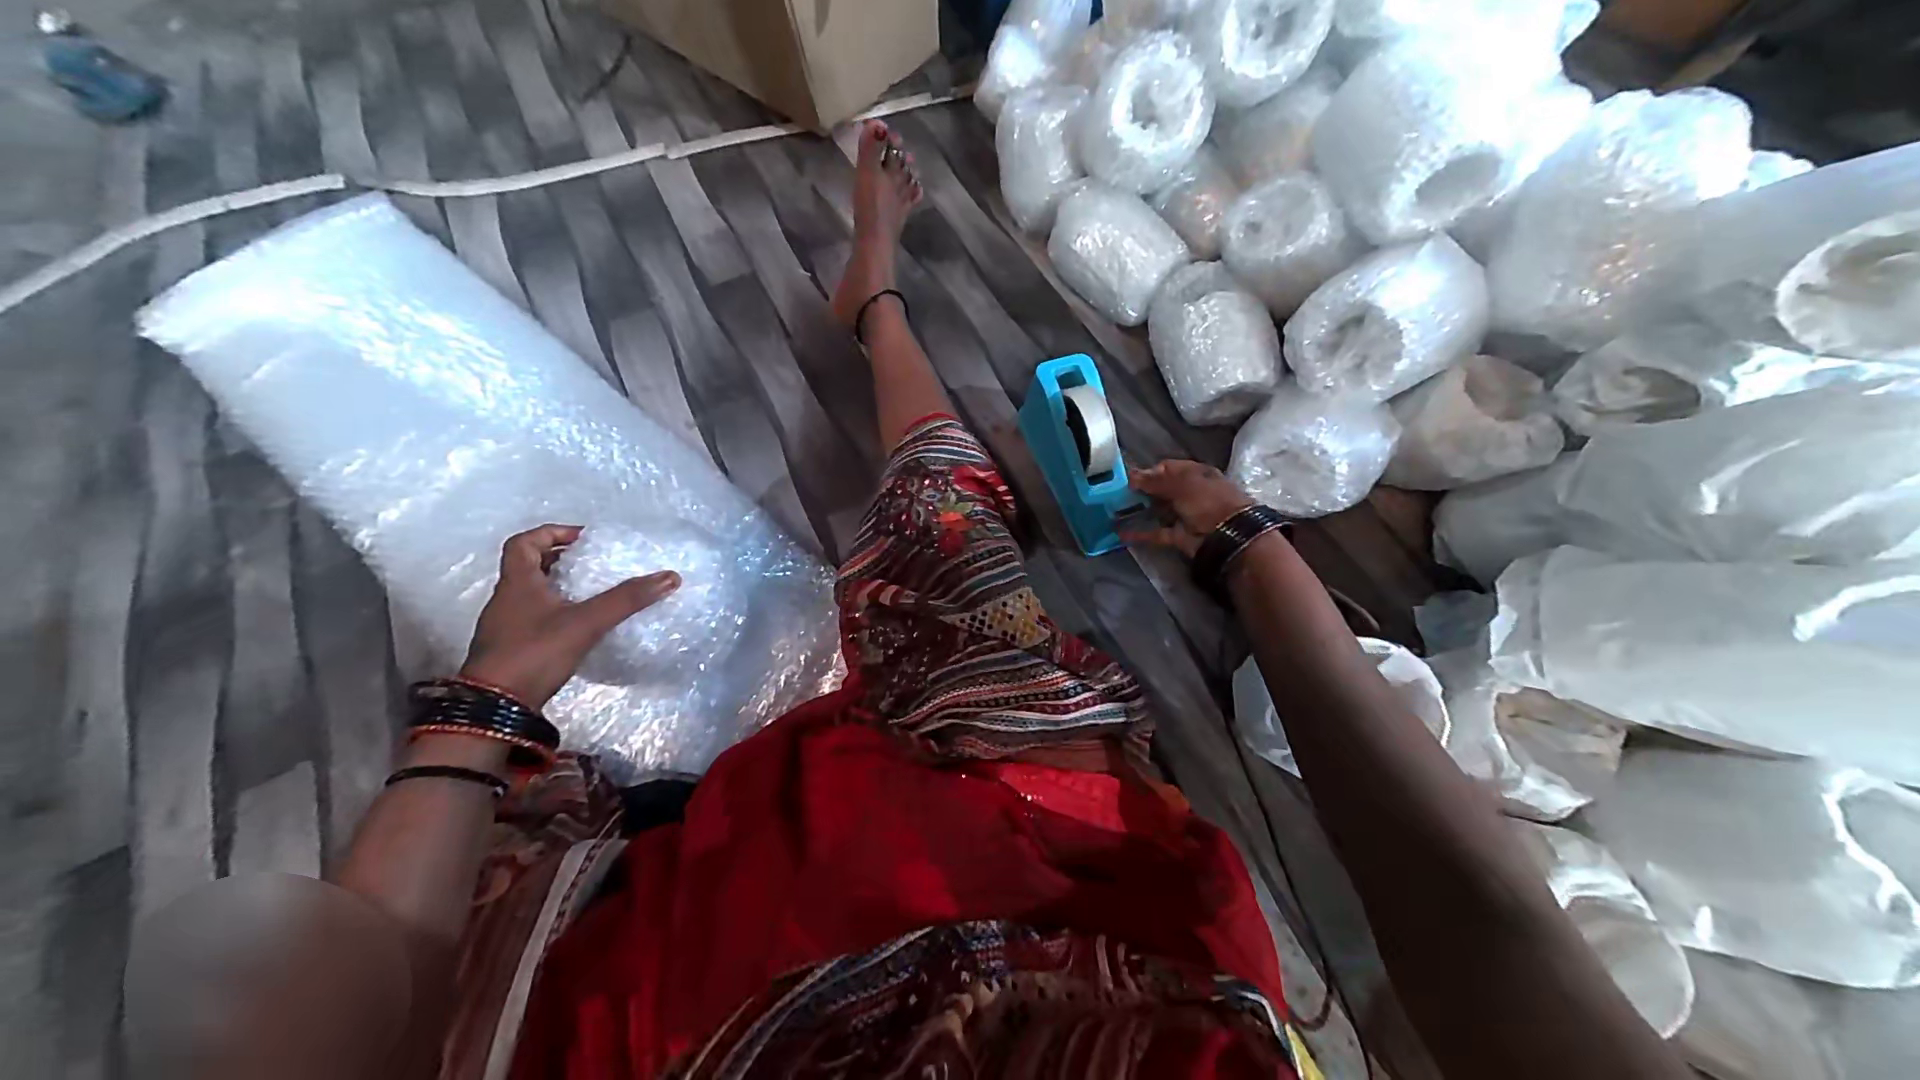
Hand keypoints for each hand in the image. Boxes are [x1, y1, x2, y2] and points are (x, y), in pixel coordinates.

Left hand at [460, 524, 679, 707]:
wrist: (496, 705)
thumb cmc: (535, 653)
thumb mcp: (587, 622)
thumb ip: (627, 599)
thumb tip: (669, 576)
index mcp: (517, 583)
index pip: (524, 542)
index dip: (552, 533)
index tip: (583, 538)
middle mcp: (506, 599)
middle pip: (527, 565)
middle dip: (559, 558)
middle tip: (592, 561)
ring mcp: (505, 625)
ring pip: (531, 592)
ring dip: (558, 584)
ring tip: (592, 590)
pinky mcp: (511, 648)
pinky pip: (533, 616)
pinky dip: (555, 610)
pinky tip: (579, 624)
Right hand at [1125, 460, 1254, 556]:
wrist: (1228, 535)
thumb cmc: (1207, 501)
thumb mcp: (1181, 484)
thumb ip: (1155, 480)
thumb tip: (1130, 475)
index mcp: (1195, 474)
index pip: (1167, 468)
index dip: (1148, 471)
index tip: (1128, 478)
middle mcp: (1189, 493)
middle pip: (1160, 489)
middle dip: (1140, 491)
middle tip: (1116, 494)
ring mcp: (1184, 515)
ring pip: (1157, 510)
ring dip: (1137, 511)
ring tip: (1113, 511)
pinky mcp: (1178, 535)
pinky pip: (1156, 532)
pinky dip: (1140, 533)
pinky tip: (1121, 532)